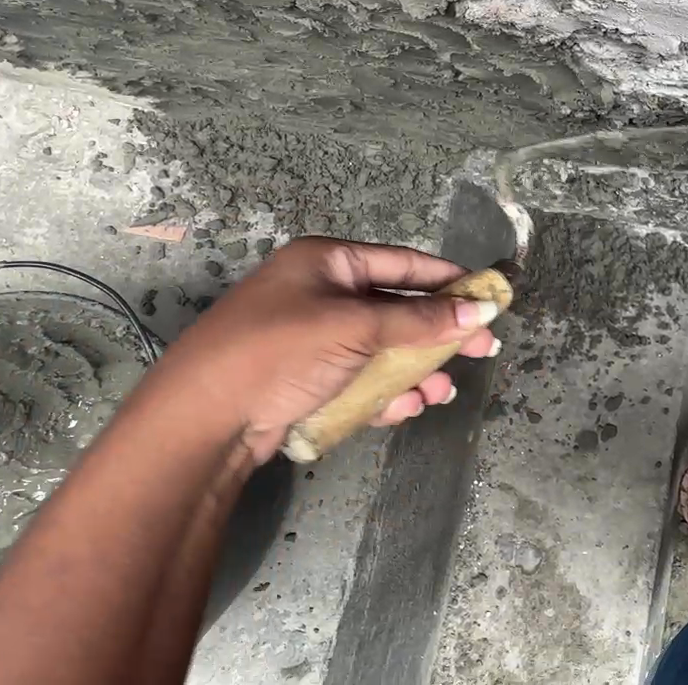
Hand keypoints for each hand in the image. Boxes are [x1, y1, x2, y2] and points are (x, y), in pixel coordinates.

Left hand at [146, 236, 500, 462]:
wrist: (198, 424)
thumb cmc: (279, 352)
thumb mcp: (356, 327)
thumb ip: (422, 319)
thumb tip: (482, 311)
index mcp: (328, 262)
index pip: (405, 263)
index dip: (450, 280)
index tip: (489, 297)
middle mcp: (323, 293)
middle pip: (399, 309)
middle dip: (439, 335)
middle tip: (481, 351)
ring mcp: (315, 339)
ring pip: (384, 349)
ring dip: (416, 371)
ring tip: (440, 394)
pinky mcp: (308, 379)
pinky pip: (361, 377)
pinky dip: (387, 392)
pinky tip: (406, 408)